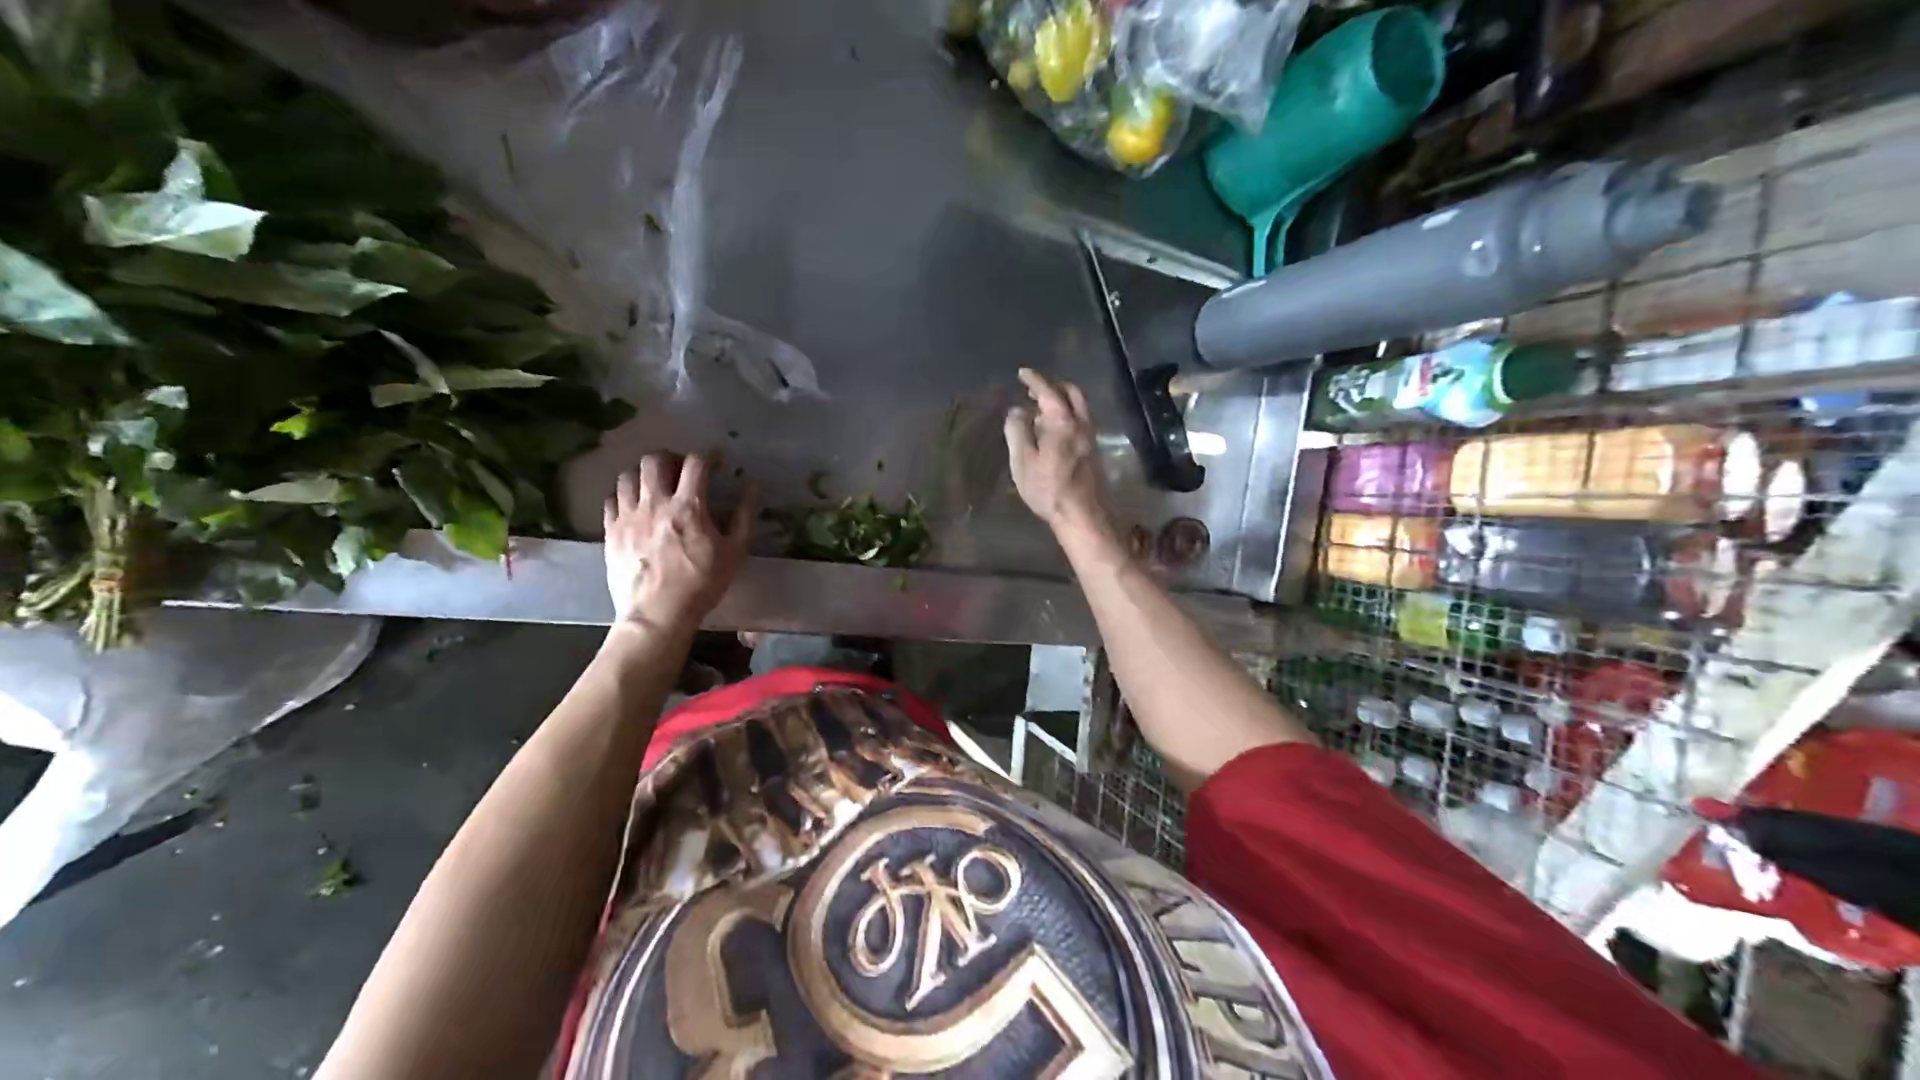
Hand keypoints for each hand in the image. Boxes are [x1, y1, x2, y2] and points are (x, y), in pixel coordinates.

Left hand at [603, 453, 754, 632]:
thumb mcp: (734, 552)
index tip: (717, 462)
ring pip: (628, 475)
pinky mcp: (611, 531)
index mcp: (688, 506)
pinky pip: (611, 499)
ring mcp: (628, 516)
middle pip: (654, 460)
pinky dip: (624, 496)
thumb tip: (752, 486)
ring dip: (644, 475)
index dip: (709, 456)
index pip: (696, 463)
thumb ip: (744, 515)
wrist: (658, 614)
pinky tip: (635, 507)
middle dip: (670, 458)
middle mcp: (654, 503)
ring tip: (654, 487)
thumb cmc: (702, 584)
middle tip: (681, 471)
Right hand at [1004, 368, 1111, 541]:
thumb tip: (1016, 412)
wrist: (1082, 514)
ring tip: (1040, 409)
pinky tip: (1053, 429)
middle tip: (1034, 390)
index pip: (1048, 391)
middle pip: (1071, 393)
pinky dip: (1067, 414)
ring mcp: (1091, 437)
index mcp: (1062, 421)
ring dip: (1061, 400)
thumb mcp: (1023, 461)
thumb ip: (1018, 431)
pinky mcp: (1094, 451)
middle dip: (1053, 385)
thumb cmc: (1048, 488)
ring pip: (1079, 407)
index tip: (1022, 373)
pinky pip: (1080, 421)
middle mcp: (1081, 423)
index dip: (1034, 380)